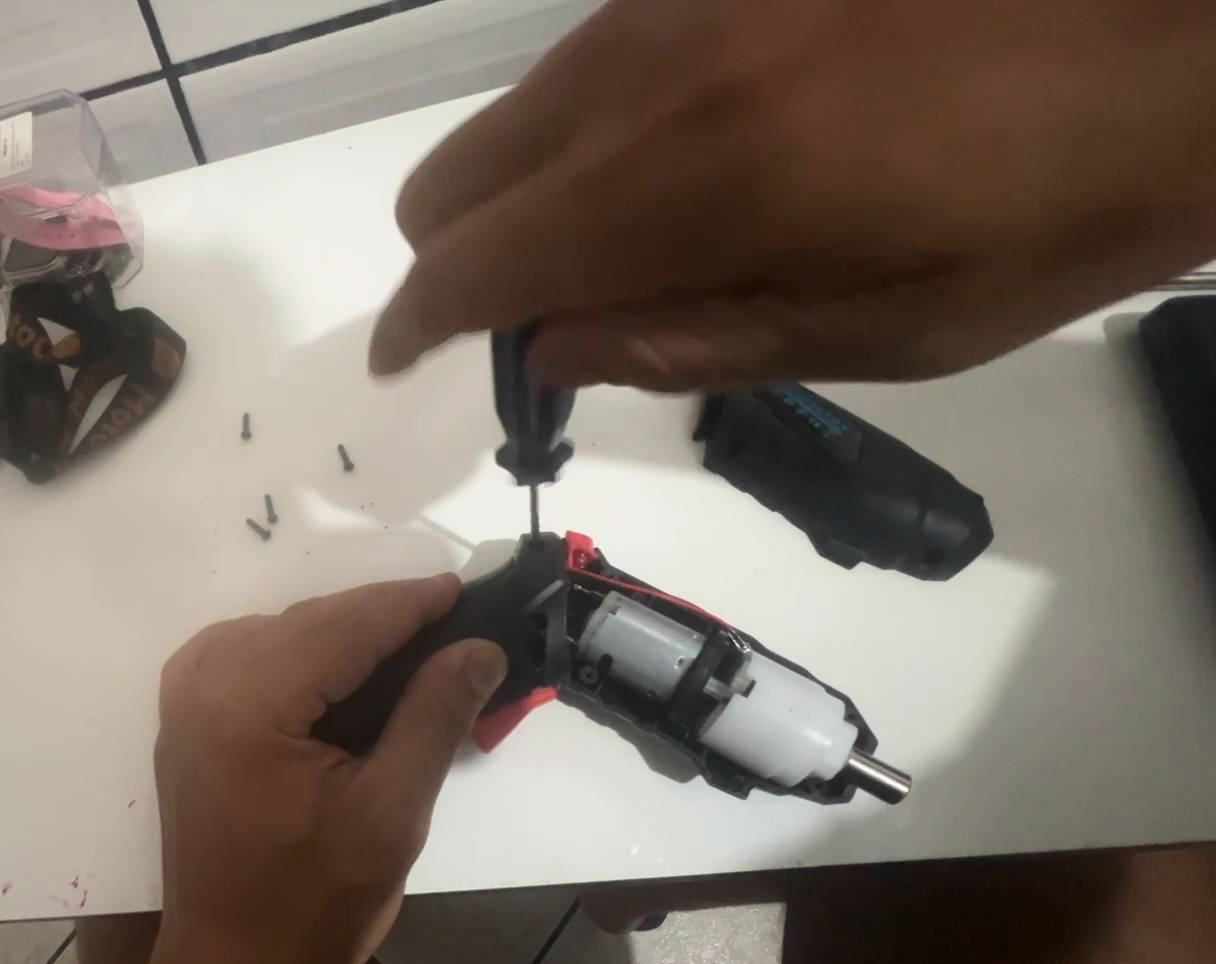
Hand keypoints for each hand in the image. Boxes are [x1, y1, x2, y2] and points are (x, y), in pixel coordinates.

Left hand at [154, 575, 506, 963]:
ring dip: (336, 627)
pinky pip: (242, 651)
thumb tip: (477, 650)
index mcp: (246, 703)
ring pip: (274, 631)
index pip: (341, 629)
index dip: (405, 606)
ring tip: (399, 635)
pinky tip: (326, 658)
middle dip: (375, 613)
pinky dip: (291, 645)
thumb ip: (432, 717)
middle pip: (305, 622)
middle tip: (442, 611)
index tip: (456, 588)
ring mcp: (183, 698)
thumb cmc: (314, 904)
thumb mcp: (390, 812)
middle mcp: (203, 683)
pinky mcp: (182, 717)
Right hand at [371, 0, 1215, 388]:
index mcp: (673, 188)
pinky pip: (565, 87)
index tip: (396, 361)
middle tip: (516, 316)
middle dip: (451, 269)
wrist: (1211, 4)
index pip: (465, 271)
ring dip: (509, 210)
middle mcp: (633, 82)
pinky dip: (565, 155)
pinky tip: (655, 178)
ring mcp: (660, 11)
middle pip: (443, 191)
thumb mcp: (853, 336)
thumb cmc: (1042, 206)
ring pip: (496, 135)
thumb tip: (542, 346)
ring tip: (602, 253)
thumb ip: (664, 346)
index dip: (412, 326)